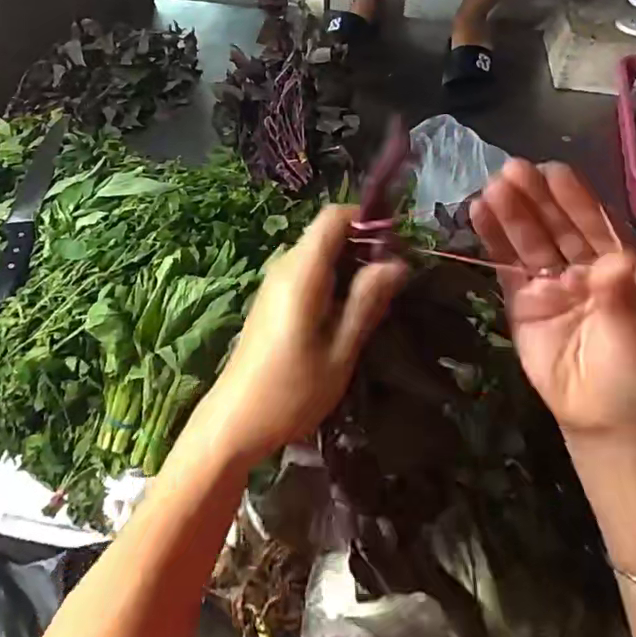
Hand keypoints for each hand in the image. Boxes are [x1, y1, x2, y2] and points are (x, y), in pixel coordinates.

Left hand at [185, 207, 407, 464]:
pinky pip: (308, 273)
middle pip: (328, 234)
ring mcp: (275, 282)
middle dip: (364, 246)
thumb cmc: (292, 391)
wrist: (236, 419)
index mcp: (301, 271)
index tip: (399, 246)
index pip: (333, 216)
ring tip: (379, 301)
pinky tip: (349, 315)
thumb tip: (398, 263)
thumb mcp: (340, 350)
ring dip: (351, 267)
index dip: (368, 220)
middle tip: (396, 282)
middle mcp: (284, 266)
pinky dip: (333, 281)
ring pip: (319, 254)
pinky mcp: (272, 299)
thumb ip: (367, 301)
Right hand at [469, 160, 635, 438]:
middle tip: (512, 170)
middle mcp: (586, 266)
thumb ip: (622, 296)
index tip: (554, 172)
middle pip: (559, 225)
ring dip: (511, 212)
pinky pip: (506, 263)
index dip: (577, 199)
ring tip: (490, 187)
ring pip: (529, 239)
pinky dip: (493, 238)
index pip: (598, 225)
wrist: (604, 422)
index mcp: (624, 268)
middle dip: (537, 198)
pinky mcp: (521, 299)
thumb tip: (615, 261)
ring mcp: (551, 281)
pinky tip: (479, 213)